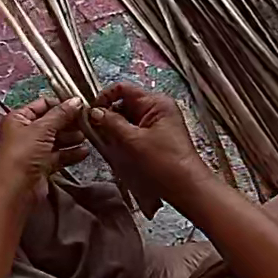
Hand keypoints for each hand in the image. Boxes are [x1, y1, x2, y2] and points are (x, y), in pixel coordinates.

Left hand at [0, 95, 87, 199]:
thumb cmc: (24, 153)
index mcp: (19, 118)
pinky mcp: (42, 165)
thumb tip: (77, 100)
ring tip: (88, 135)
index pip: (42, 104)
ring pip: (57, 139)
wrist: (17, 190)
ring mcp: (34, 150)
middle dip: (69, 122)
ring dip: (72, 137)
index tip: (81, 105)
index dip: (61, 104)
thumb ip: (61, 114)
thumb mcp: (42, 129)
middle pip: (51, 122)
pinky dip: (71, 153)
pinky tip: (85, 152)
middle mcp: (25, 132)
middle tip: (88, 121)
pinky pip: (59, 155)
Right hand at [88, 83, 212, 204]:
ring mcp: (155, 125)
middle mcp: (156, 110)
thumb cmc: (165, 163)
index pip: (123, 89)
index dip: (105, 97)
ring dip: (113, 130)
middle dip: (107, 117)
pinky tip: (115, 151)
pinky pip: (131, 133)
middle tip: (95, 130)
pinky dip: (120, 140)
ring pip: (125, 120)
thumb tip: (94, 112)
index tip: (91, 111)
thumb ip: (110, 123)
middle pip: (123, 105)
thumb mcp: (132, 140)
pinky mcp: (153, 139)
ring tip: (105, 143)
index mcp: (156, 103)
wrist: (186, 188)